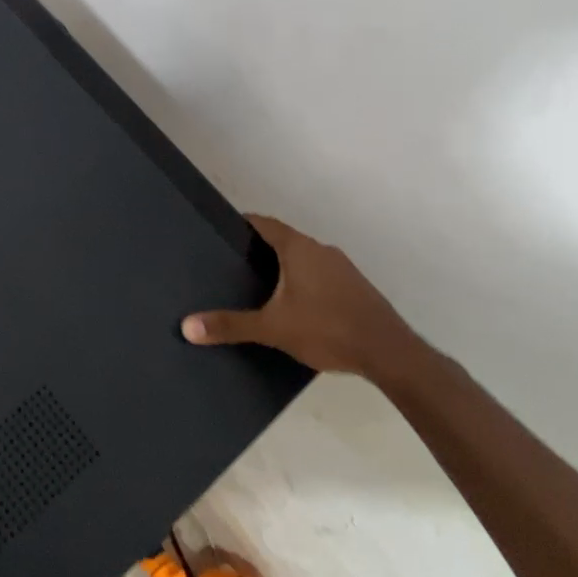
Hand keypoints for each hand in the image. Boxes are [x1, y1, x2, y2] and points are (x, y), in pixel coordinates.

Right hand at [180, 213, 422, 379]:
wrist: (390, 353)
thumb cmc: (327, 329)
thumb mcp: (272, 328)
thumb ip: (231, 325)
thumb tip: (187, 326)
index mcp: (299, 249)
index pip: (264, 223)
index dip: (241, 224)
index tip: (221, 231)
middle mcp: (321, 250)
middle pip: (283, 240)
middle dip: (258, 249)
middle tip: (231, 263)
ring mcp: (343, 268)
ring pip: (303, 259)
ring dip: (283, 267)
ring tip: (257, 286)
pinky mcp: (356, 288)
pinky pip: (320, 275)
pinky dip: (302, 282)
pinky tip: (293, 306)